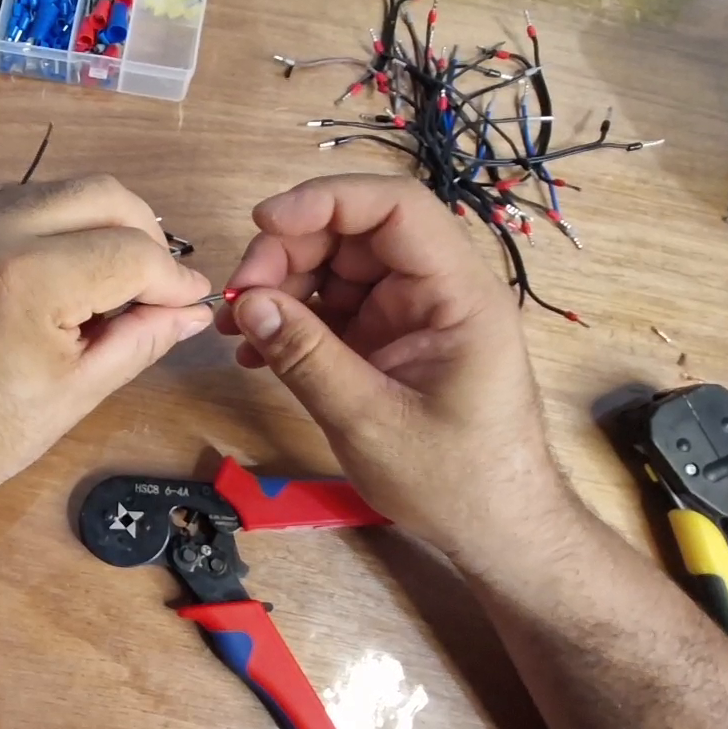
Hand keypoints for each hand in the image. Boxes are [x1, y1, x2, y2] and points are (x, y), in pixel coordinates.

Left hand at [0, 175, 212, 530]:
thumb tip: (195, 309)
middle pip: (101, 194)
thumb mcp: (76, 394)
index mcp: (26, 281)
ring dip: (100, 224)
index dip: (173, 279)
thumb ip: (143, 339)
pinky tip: (63, 272)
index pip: (131, 253)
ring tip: (111, 282)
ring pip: (59, 190)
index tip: (192, 302)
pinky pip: (18, 203)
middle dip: (144, 235)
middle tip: (156, 286)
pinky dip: (55, 224)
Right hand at [216, 174, 574, 557]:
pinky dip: (287, 323)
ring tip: (238, 330)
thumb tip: (248, 303)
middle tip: (239, 297)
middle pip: (351, 235)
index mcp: (456, 293)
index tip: (262, 223)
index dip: (326, 201)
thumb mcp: (369, 419)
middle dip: (286, 255)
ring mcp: (404, 314)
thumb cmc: (452, 478)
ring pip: (330, 270)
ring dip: (277, 290)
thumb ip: (307, 356)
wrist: (489, 527)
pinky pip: (326, 310)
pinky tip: (256, 353)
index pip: (395, 209)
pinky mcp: (381, 340)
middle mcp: (431, 290)